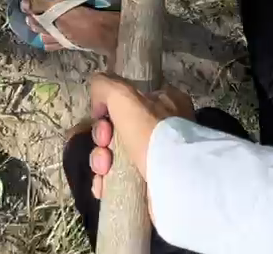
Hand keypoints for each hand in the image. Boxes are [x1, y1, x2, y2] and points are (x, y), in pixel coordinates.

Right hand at [86, 72, 193, 199]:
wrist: (174, 183)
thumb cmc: (150, 131)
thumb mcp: (123, 94)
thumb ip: (104, 86)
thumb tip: (97, 104)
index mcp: (165, 101)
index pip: (128, 98)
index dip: (109, 106)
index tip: (101, 115)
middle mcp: (162, 128)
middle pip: (117, 127)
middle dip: (101, 136)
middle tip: (103, 143)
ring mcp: (156, 159)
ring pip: (115, 154)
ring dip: (100, 160)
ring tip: (103, 170)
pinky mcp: (149, 186)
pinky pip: (119, 180)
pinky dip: (106, 182)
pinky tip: (102, 186)